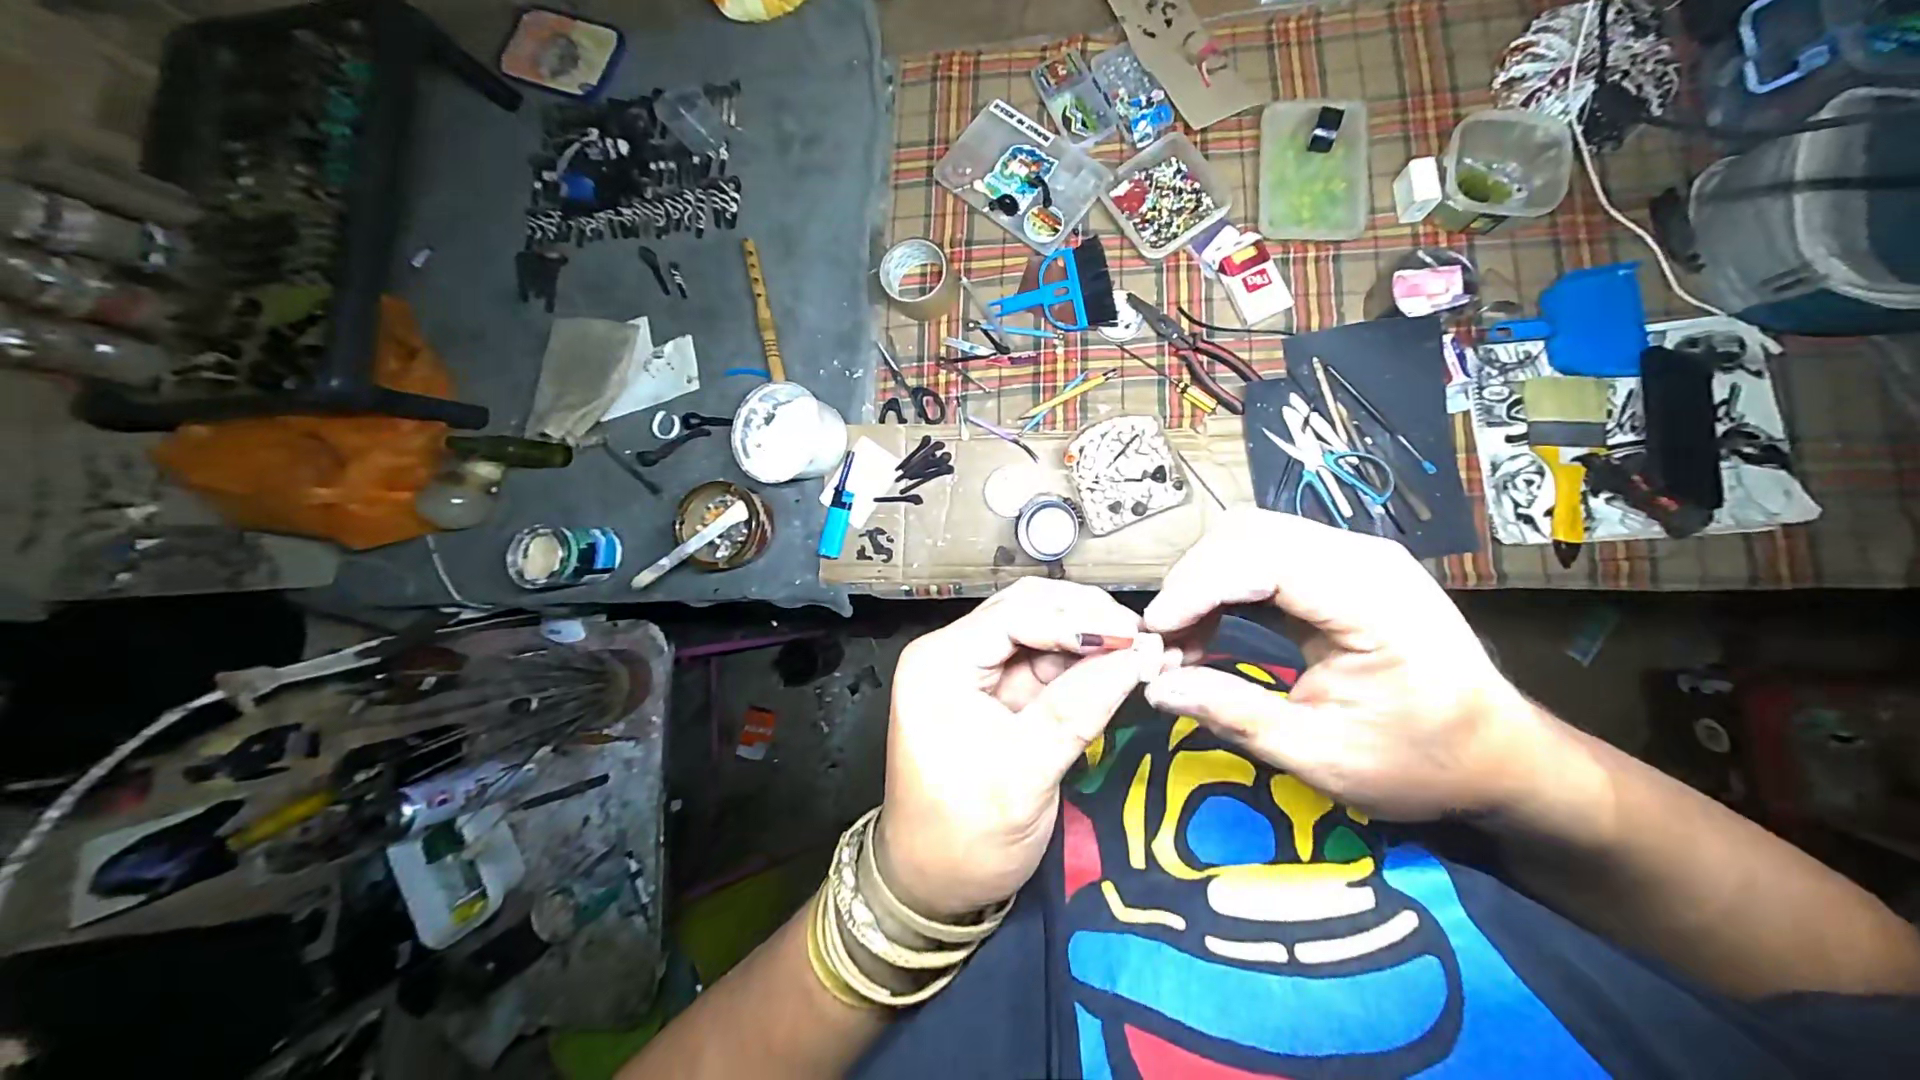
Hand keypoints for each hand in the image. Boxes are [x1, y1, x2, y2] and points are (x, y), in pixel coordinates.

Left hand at [876, 578, 1160, 916]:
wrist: (934, 882)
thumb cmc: (961, 837)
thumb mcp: (1022, 776)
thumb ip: (1077, 710)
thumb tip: (1136, 657)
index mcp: (939, 664)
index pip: (1013, 615)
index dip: (1076, 619)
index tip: (1133, 636)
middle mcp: (954, 655)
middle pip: (1028, 611)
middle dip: (1088, 621)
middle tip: (1144, 641)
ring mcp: (978, 672)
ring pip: (1043, 631)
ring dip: (1092, 639)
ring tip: (1142, 653)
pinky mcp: (1001, 693)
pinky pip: (1048, 663)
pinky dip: (1086, 663)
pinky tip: (1121, 669)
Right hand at [1140, 509, 1562, 822]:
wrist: (1496, 753)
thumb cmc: (1421, 761)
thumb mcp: (1321, 755)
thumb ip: (1235, 715)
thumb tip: (1156, 688)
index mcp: (1370, 598)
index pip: (1261, 559)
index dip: (1196, 588)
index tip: (1153, 635)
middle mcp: (1359, 555)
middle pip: (1246, 534)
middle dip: (1190, 583)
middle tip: (1162, 644)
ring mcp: (1349, 555)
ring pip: (1246, 537)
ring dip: (1201, 583)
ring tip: (1179, 640)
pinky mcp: (1335, 567)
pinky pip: (1260, 556)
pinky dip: (1221, 587)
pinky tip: (1207, 628)